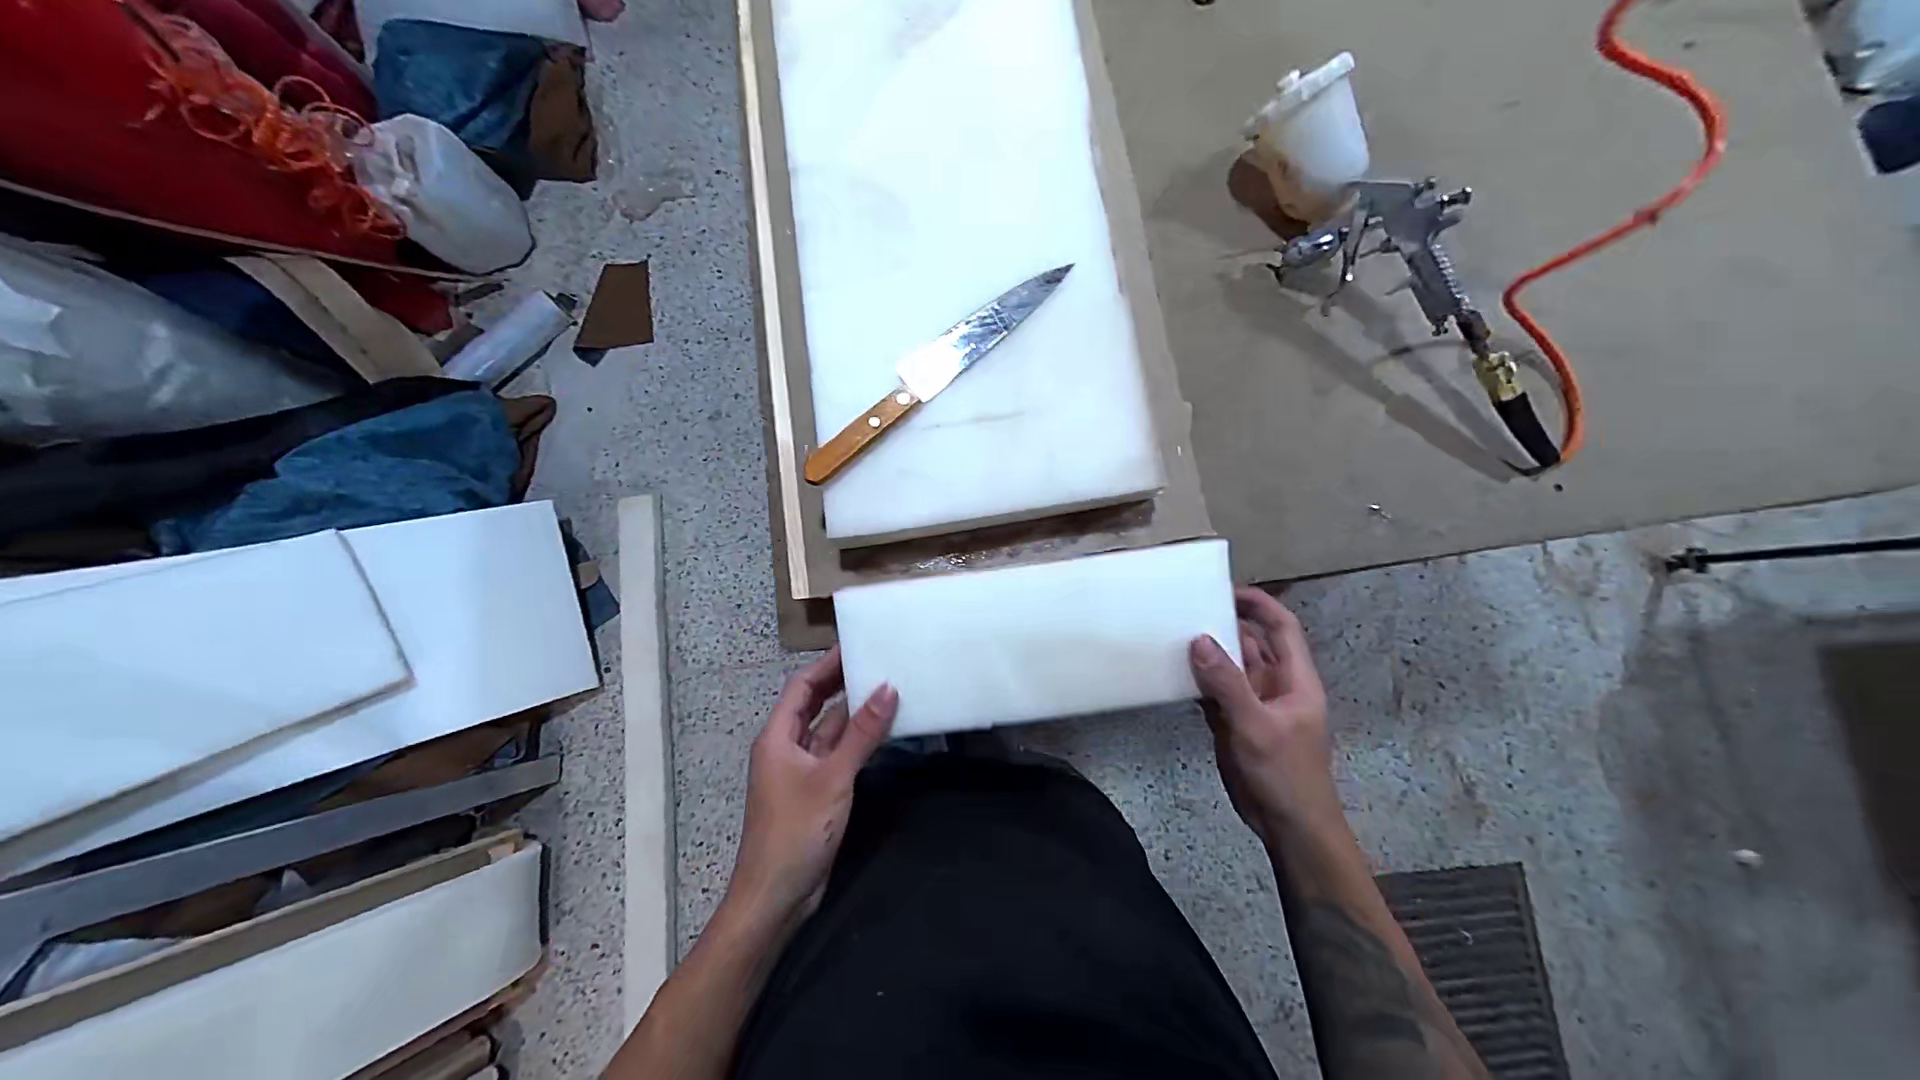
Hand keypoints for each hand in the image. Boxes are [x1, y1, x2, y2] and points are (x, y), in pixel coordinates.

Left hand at [725, 647, 897, 931]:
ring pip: (829, 732)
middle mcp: (787, 748)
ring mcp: (801, 772)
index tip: (855, 644)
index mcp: (778, 737)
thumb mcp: (833, 777)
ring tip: (888, 688)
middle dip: (842, 684)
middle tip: (878, 661)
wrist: (775, 897)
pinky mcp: (816, 793)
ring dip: (854, 714)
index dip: (826, 664)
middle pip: (815, 705)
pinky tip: (883, 732)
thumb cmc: (795, 831)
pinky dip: (858, 742)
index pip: (802, 687)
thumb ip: (862, 733)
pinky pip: (838, 755)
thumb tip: (888, 688)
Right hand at [1189, 587, 1341, 846]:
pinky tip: (1171, 672)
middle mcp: (1274, 686)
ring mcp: (1252, 705)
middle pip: (1250, 644)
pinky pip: (1213, 693)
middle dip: (1223, 625)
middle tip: (1185, 608)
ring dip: (1206, 653)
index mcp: (1294, 680)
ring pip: (1228, 668)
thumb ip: (1227, 683)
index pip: (1280, 628)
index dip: (1258, 605)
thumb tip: (1199, 639)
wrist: (1289, 827)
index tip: (1224, 591)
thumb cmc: (1284, 774)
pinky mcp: (1234, 724)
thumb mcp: (1255, 726)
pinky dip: (1195, 681)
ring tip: (1172, 634)